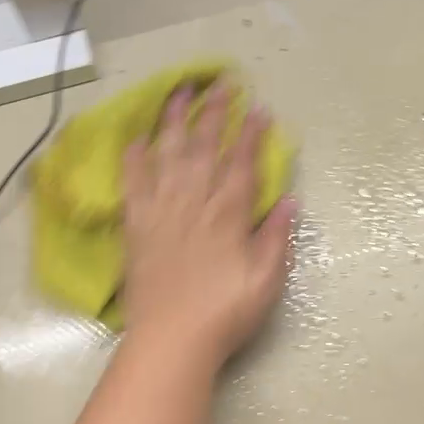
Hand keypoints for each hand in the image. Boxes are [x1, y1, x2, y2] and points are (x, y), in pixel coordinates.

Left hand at [121, 84, 297, 368]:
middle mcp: (194, 203)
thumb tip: (290, 203)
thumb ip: (277, 240)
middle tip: (223, 84)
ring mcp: (161, 212)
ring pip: (168, 154)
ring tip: (180, 92)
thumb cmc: (225, 315)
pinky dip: (135, 159)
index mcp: (229, 215)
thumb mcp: (266, 282)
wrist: (171, 340)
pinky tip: (138, 140)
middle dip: (215, 112)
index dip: (252, 134)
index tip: (259, 108)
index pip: (242, 164)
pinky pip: (133, 183)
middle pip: (205, 147)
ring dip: (175, 120)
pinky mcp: (136, 228)